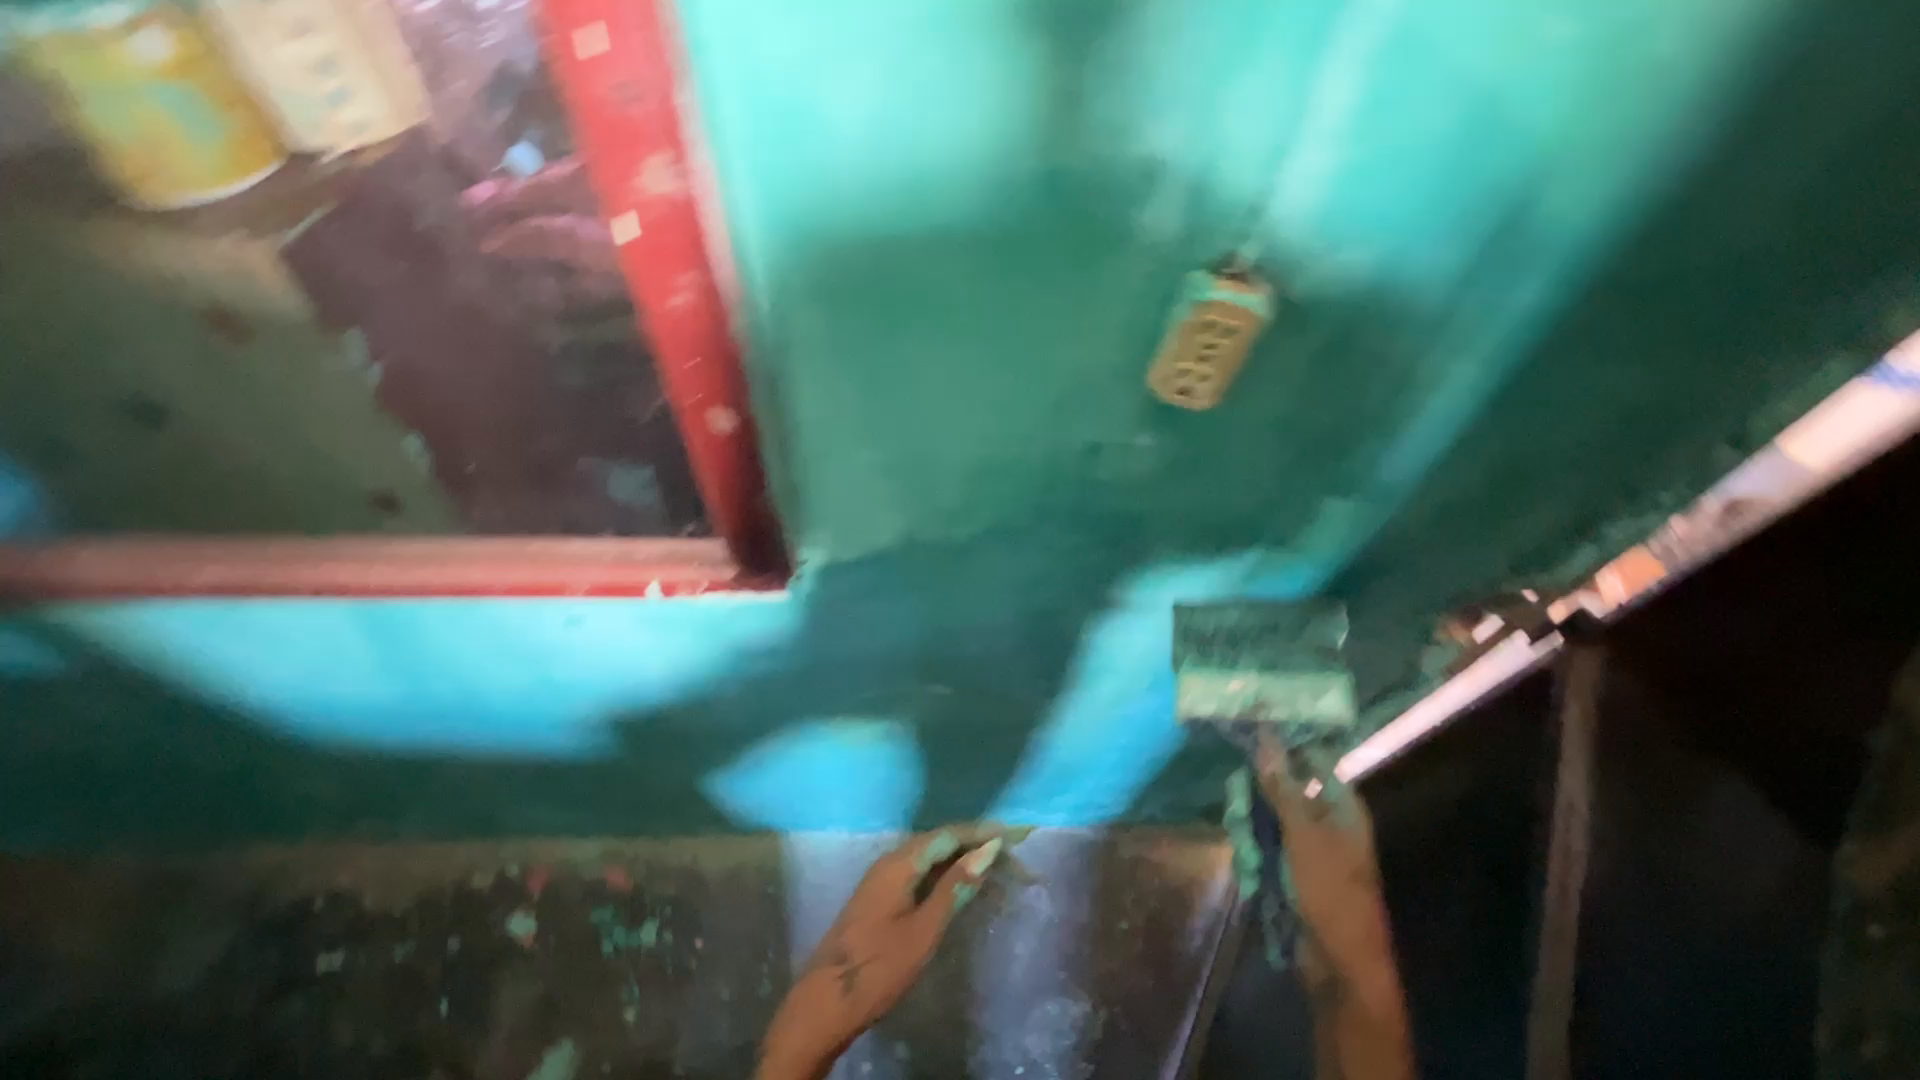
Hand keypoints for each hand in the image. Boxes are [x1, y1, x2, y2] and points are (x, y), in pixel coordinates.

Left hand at [757, 829, 1006, 1079]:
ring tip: (995, 870)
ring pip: (929, 857)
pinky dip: (945, 875)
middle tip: (1011, 856)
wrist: (826, 1002)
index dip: (983, 833)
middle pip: (939, 841)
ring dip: (961, 860)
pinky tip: (961, 887)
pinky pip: (919, 873)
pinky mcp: (880, 898)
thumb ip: (955, 887)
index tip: (1015, 836)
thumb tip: (988, 848)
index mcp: (900, 862)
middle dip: (975, 845)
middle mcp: (889, 861)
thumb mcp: (924, 929)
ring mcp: (882, 879)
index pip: (949, 834)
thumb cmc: (880, 966)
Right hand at [1253, 734, 1388, 971]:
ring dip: (1250, 830)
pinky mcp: (1292, 871)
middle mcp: (1327, 820)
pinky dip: (1254, 855)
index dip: (1283, 745)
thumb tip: (1266, 735)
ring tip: (1246, 852)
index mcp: (1342, 805)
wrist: (1340, 962)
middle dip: (1254, 798)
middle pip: (1282, 789)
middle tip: (1237, 808)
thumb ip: (1281, 785)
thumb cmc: (1330, 890)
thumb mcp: (1302, 833)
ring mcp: (1308, 847)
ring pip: (1267, 818)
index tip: (1247, 736)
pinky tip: (1249, 871)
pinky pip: (1266, 847)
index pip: (1311, 758)